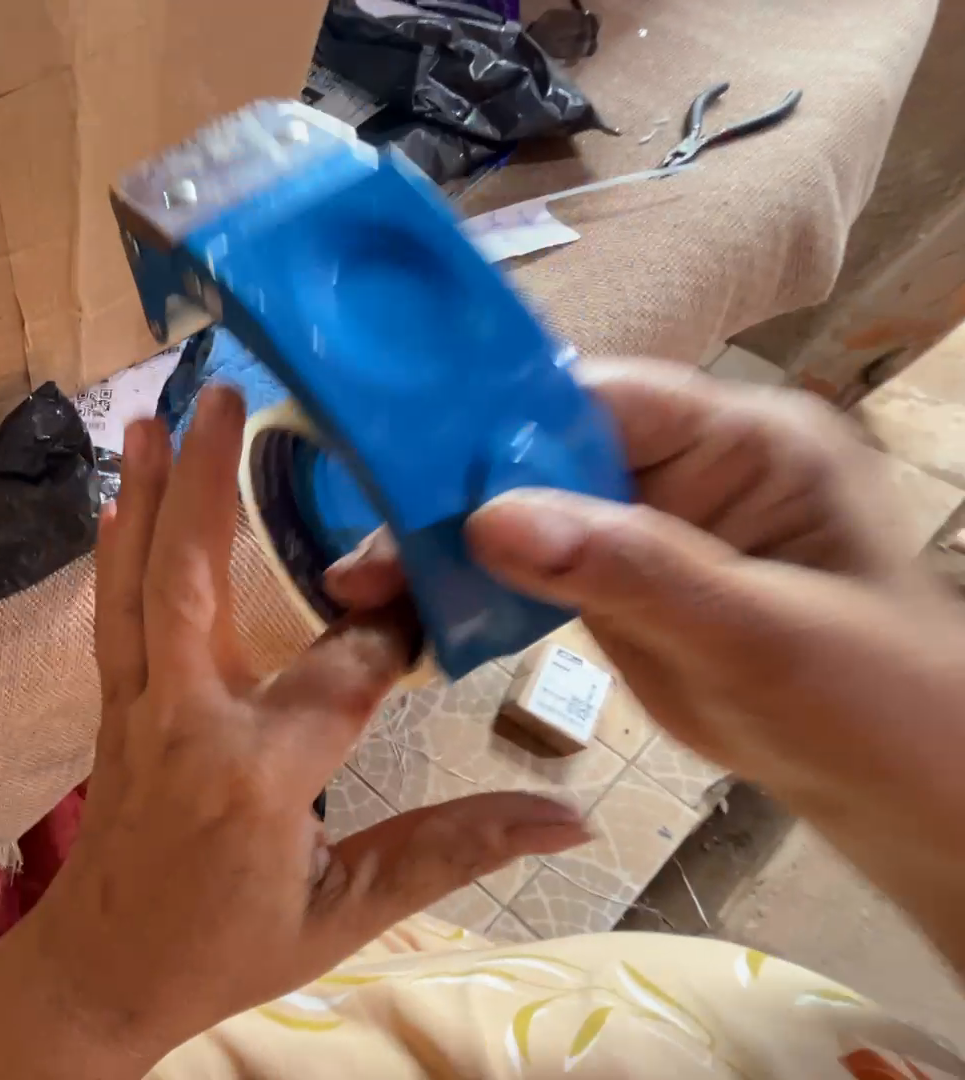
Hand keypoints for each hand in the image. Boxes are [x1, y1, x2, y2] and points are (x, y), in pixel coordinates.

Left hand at [16, 385, 592, 1063]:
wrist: (105, 969)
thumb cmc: (223, 948)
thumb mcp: (341, 915)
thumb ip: (444, 852)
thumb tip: (567, 814)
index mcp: (257, 770)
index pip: (340, 671)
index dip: (388, 628)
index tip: (424, 594)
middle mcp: (185, 717)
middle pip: (191, 581)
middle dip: (205, 483)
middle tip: (218, 396)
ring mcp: (134, 704)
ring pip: (136, 585)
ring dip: (143, 498)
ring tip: (147, 422)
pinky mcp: (109, 705)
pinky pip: (112, 618)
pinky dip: (116, 556)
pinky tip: (117, 508)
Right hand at [327, 358, 964, 966]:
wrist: (890, 786)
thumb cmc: (872, 705)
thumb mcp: (758, 634)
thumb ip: (630, 568)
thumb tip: (489, 519)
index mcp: (736, 439)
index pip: (592, 400)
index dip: (493, 426)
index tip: (399, 470)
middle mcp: (670, 461)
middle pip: (524, 455)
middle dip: (437, 502)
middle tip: (360, 559)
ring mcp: (625, 515)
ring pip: (502, 508)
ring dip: (429, 548)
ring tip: (355, 590)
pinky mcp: (594, 566)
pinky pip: (507, 558)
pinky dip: (453, 583)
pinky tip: (399, 608)